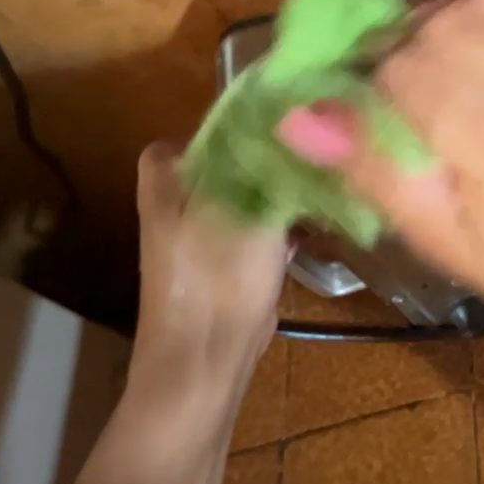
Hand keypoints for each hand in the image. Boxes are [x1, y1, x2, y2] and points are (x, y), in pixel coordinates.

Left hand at [132, 142, 288, 390]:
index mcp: (166, 196)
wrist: (207, 357)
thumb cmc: (218, 278)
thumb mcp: (246, 212)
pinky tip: (312, 225)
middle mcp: (180, 214)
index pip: (169, 148)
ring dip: (278, 190)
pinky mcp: (229, 265)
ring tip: (316, 183)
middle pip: (217, 169)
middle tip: (300, 150)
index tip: (256, 128)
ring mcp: (205, 241)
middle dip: (259, 158)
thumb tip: (289, 126)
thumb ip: (266, 169)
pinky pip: (258, 228)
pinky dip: (283, 222)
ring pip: (243, 197)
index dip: (207, 134)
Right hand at [277, 0, 483, 318]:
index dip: (376, 86)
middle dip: (408, 54)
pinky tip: (482, 51)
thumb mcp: (434, 235)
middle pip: (443, 28)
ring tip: (442, 67)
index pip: (410, 75)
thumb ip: (371, 168)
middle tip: (406, 92)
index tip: (373, 110)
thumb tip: (298, 114)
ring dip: (445, 24)